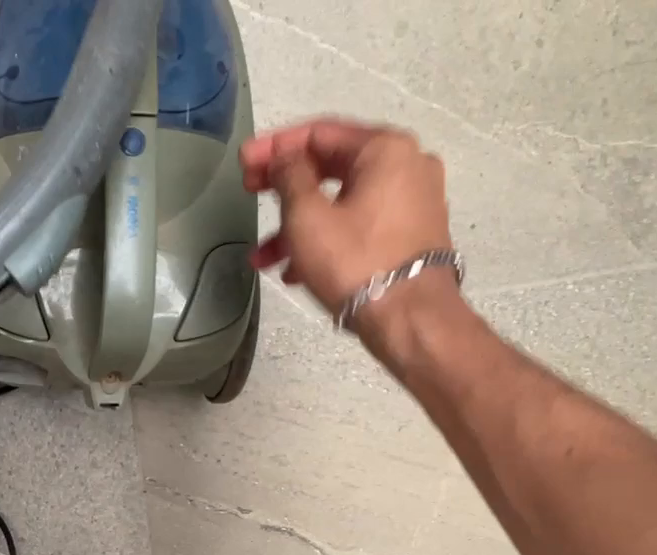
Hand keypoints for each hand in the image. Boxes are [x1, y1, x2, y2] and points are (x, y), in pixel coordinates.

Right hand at [241, 119, 463, 356]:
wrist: (410, 319)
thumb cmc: (355, 262)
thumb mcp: (307, 216)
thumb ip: (289, 177)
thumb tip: (284, 158)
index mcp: (385, 149)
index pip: (319, 133)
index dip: (274, 146)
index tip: (242, 163)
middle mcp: (407, 165)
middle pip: (331, 167)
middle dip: (284, 188)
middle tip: (250, 195)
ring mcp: (414, 201)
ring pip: (342, 203)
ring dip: (298, 225)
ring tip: (263, 256)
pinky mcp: (412, 236)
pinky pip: (359, 225)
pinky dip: (325, 239)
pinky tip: (295, 270)